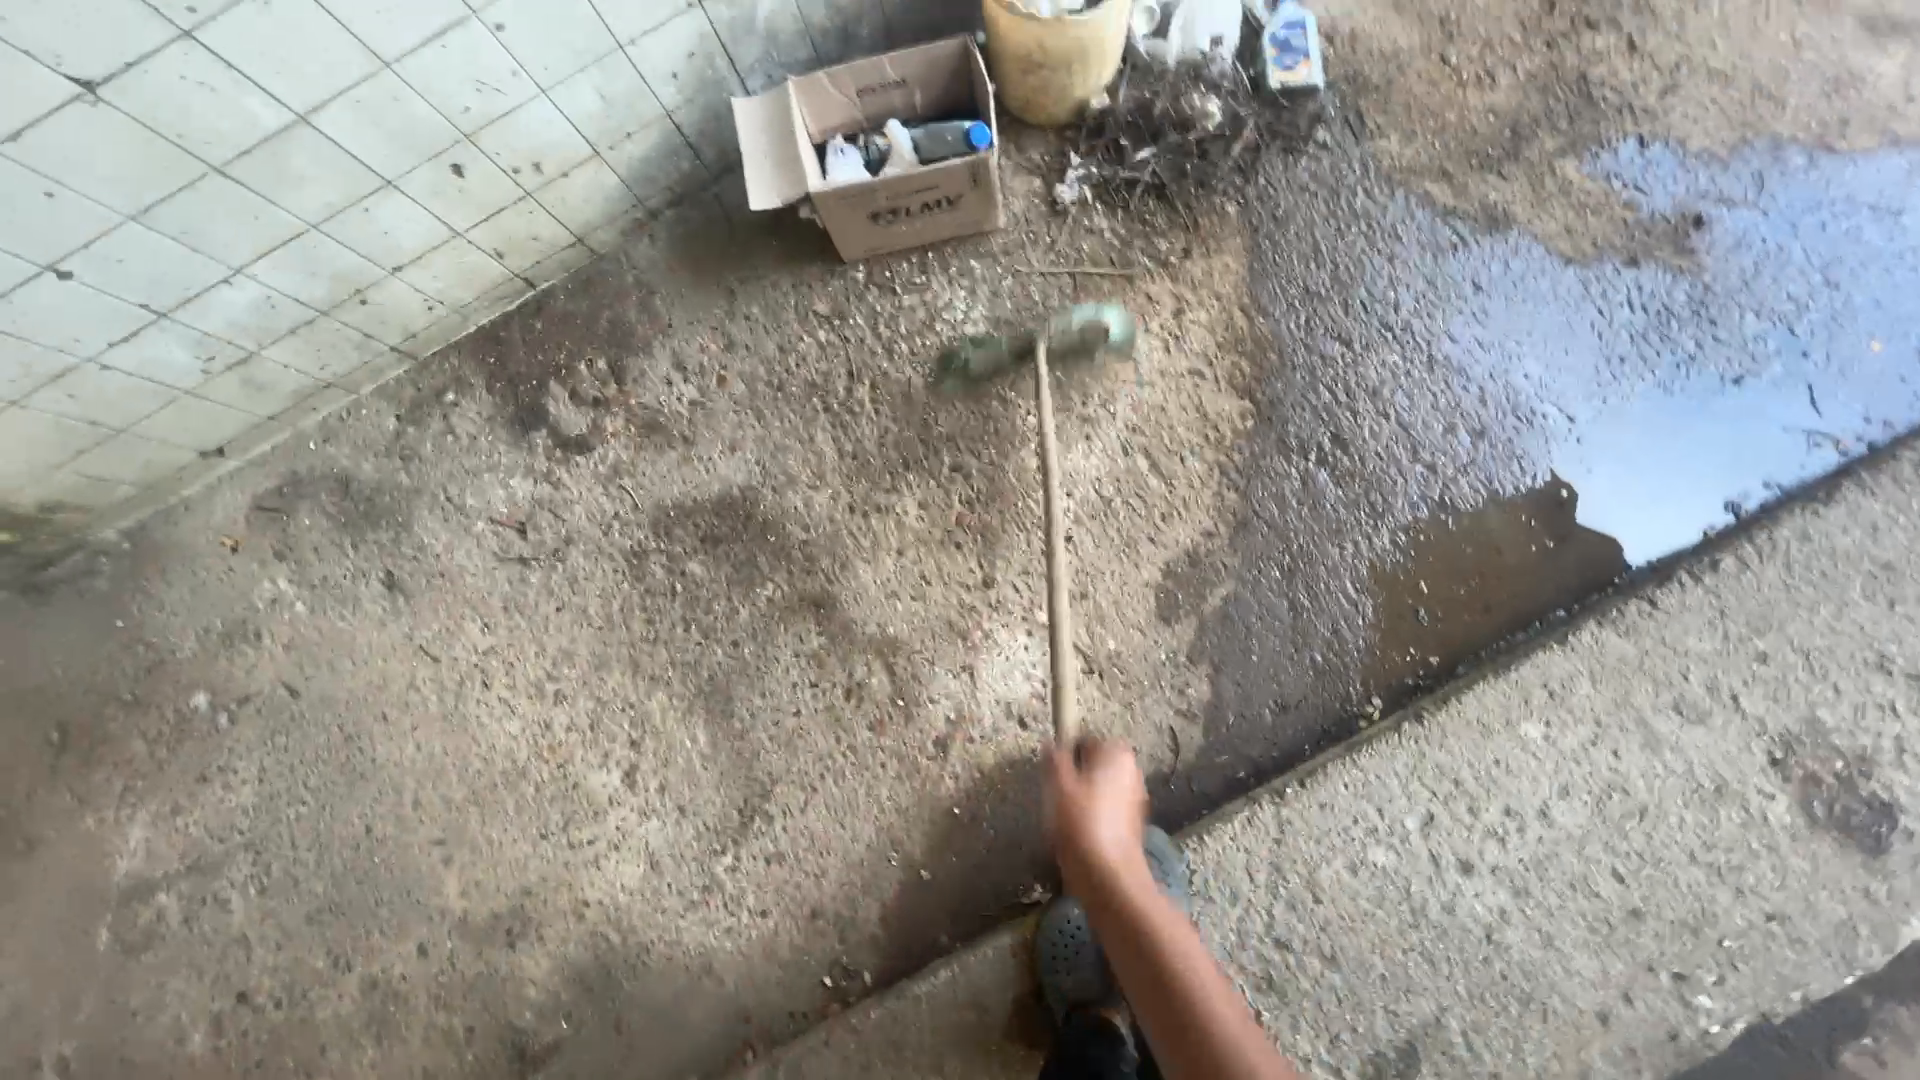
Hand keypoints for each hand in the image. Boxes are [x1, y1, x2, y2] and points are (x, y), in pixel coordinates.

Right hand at [1044, 738, 1152, 900]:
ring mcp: (1135, 798)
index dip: (1066, 755)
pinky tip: (1078, 835)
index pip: (1085, 740)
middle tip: (1055, 796)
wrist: (1109, 875)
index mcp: (1117, 753)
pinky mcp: (1133, 824)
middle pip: (1093, 765)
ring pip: (1098, 789)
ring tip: (1064, 819)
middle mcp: (1131, 771)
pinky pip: (1105, 811)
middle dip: (1074, 778)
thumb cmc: (1081, 822)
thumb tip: (1051, 744)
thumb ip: (1054, 758)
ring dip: (1081, 799)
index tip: (1052, 774)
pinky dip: (1092, 817)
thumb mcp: (1058, 784)